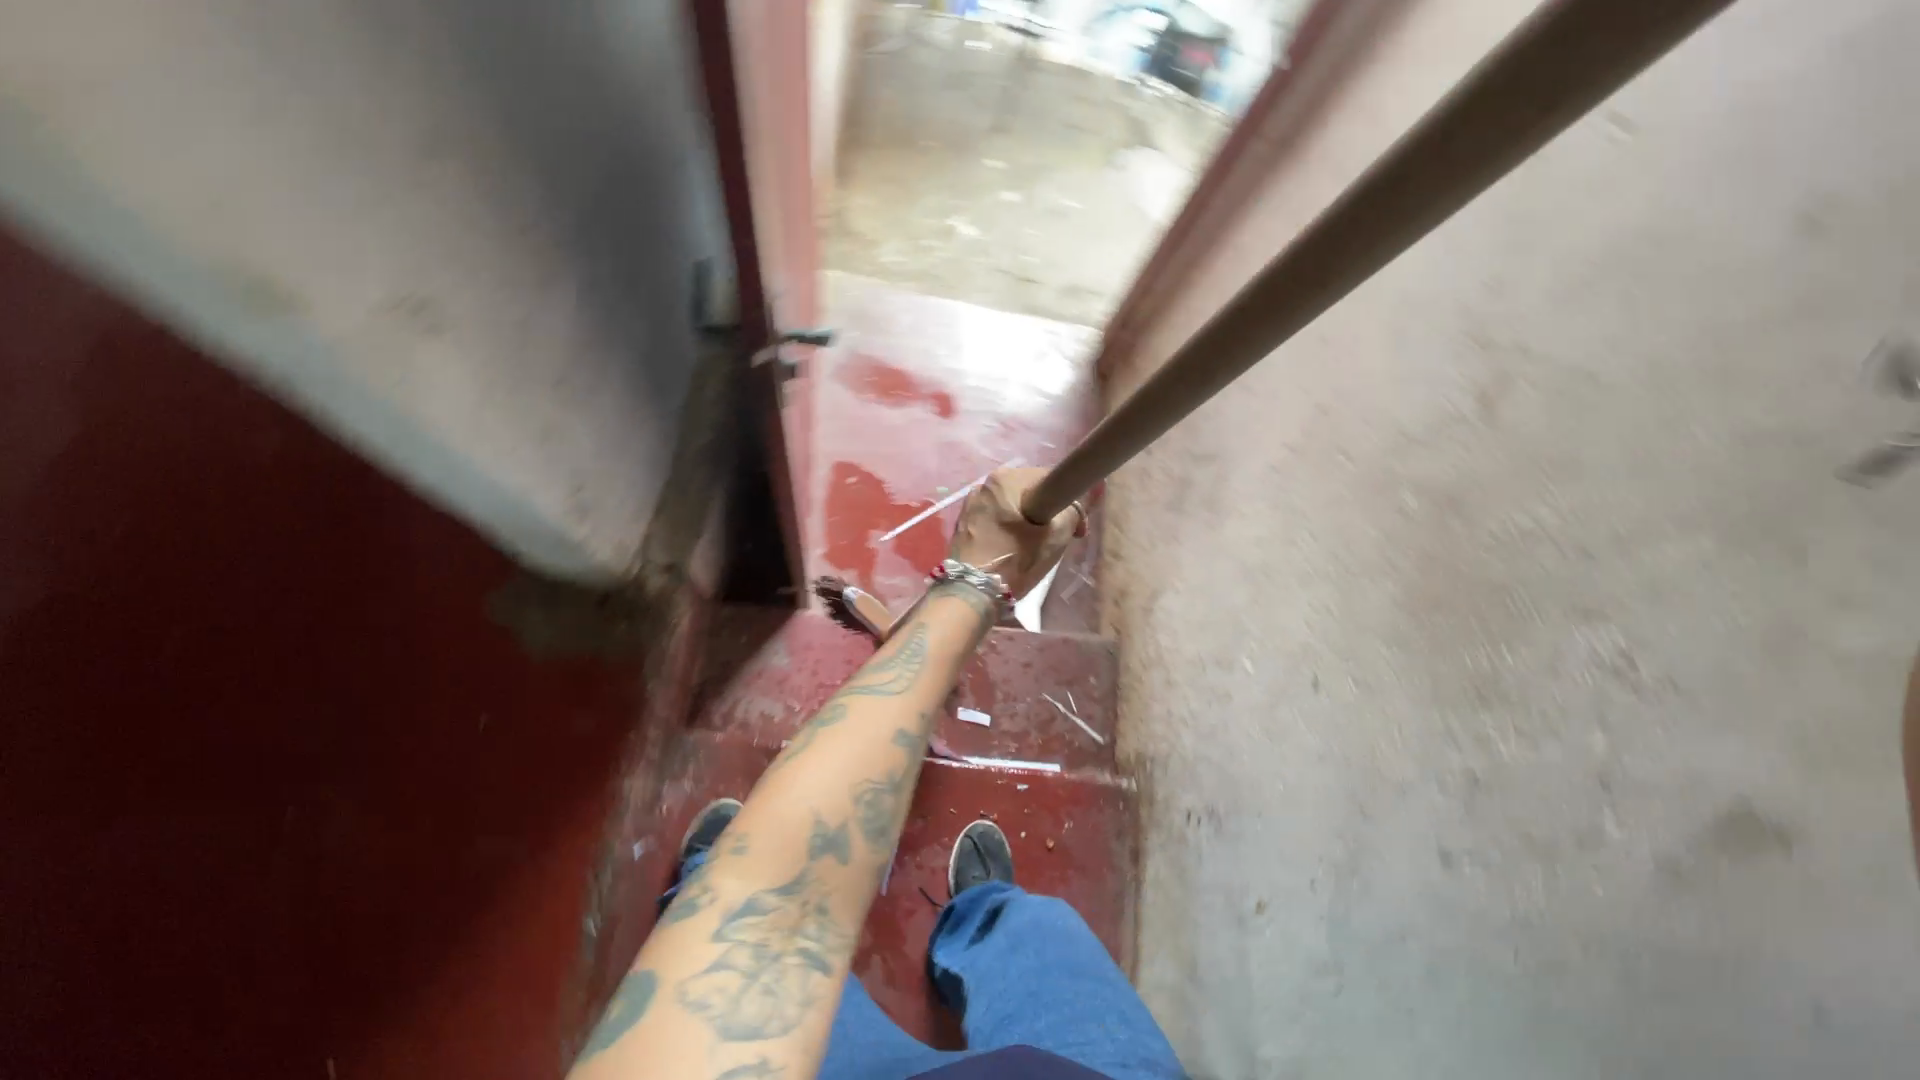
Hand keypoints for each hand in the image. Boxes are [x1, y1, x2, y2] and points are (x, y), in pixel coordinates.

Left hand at [947, 467, 1080, 598]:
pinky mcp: (963, 524)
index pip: (1047, 479)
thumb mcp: (1056, 537)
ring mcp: (970, 504)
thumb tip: (1072, 509)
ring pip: (1012, 508)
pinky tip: (1014, 550)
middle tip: (1060, 541)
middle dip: (1048, 514)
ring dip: (1028, 523)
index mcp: (1005, 479)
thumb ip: (1072, 513)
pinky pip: (996, 520)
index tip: (1076, 530)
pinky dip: (1009, 530)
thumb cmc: (1016, 560)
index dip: (1068, 503)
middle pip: (1028, 493)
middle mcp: (984, 485)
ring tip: (1036, 549)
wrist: (972, 593)